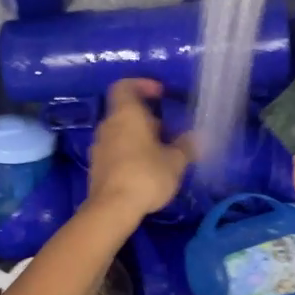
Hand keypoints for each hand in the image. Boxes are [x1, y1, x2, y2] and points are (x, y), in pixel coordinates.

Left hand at [86, 78, 193, 222]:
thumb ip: (186, 146)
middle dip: (146, 118)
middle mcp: (108, 125)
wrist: (112, 208)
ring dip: (138, 138)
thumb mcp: (175, 161)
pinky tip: (144, 171)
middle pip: (124, 111)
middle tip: (167, 132)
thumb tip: (198, 137)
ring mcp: (98, 147)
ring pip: (119, 133)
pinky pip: (114, 151)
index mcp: (125, 114)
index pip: (124, 86)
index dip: (142, 85)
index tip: (160, 95)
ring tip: (159, 154)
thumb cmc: (146, 175)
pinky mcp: (96, 168)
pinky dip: (129, 154)